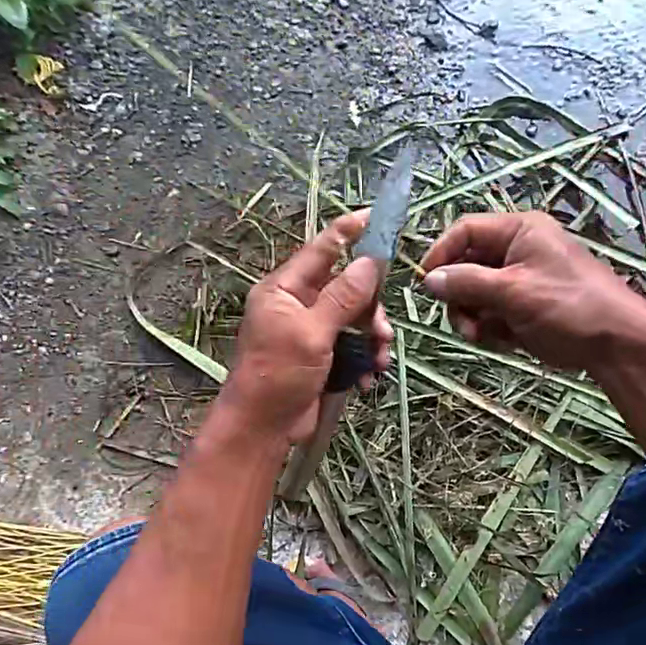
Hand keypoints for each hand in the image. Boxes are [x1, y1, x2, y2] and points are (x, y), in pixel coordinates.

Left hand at [220, 210, 393, 441]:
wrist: (263, 428)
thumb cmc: (278, 375)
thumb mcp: (312, 333)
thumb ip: (342, 297)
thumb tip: (369, 261)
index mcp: (285, 289)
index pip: (322, 249)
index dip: (350, 231)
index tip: (378, 216)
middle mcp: (298, 305)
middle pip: (347, 288)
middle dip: (371, 308)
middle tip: (382, 330)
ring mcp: (311, 332)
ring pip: (356, 320)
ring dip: (372, 338)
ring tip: (379, 360)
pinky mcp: (323, 357)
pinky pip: (353, 346)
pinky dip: (365, 359)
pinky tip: (368, 377)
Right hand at [420, 211, 645, 371]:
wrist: (615, 344)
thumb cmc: (570, 306)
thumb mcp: (514, 291)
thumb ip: (468, 283)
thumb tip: (429, 280)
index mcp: (519, 231)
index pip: (465, 231)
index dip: (441, 254)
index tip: (426, 283)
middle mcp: (517, 251)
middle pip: (465, 267)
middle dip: (460, 296)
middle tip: (464, 322)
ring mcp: (520, 282)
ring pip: (474, 295)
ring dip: (472, 318)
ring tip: (484, 336)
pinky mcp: (523, 310)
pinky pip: (490, 316)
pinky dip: (490, 330)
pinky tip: (505, 341)